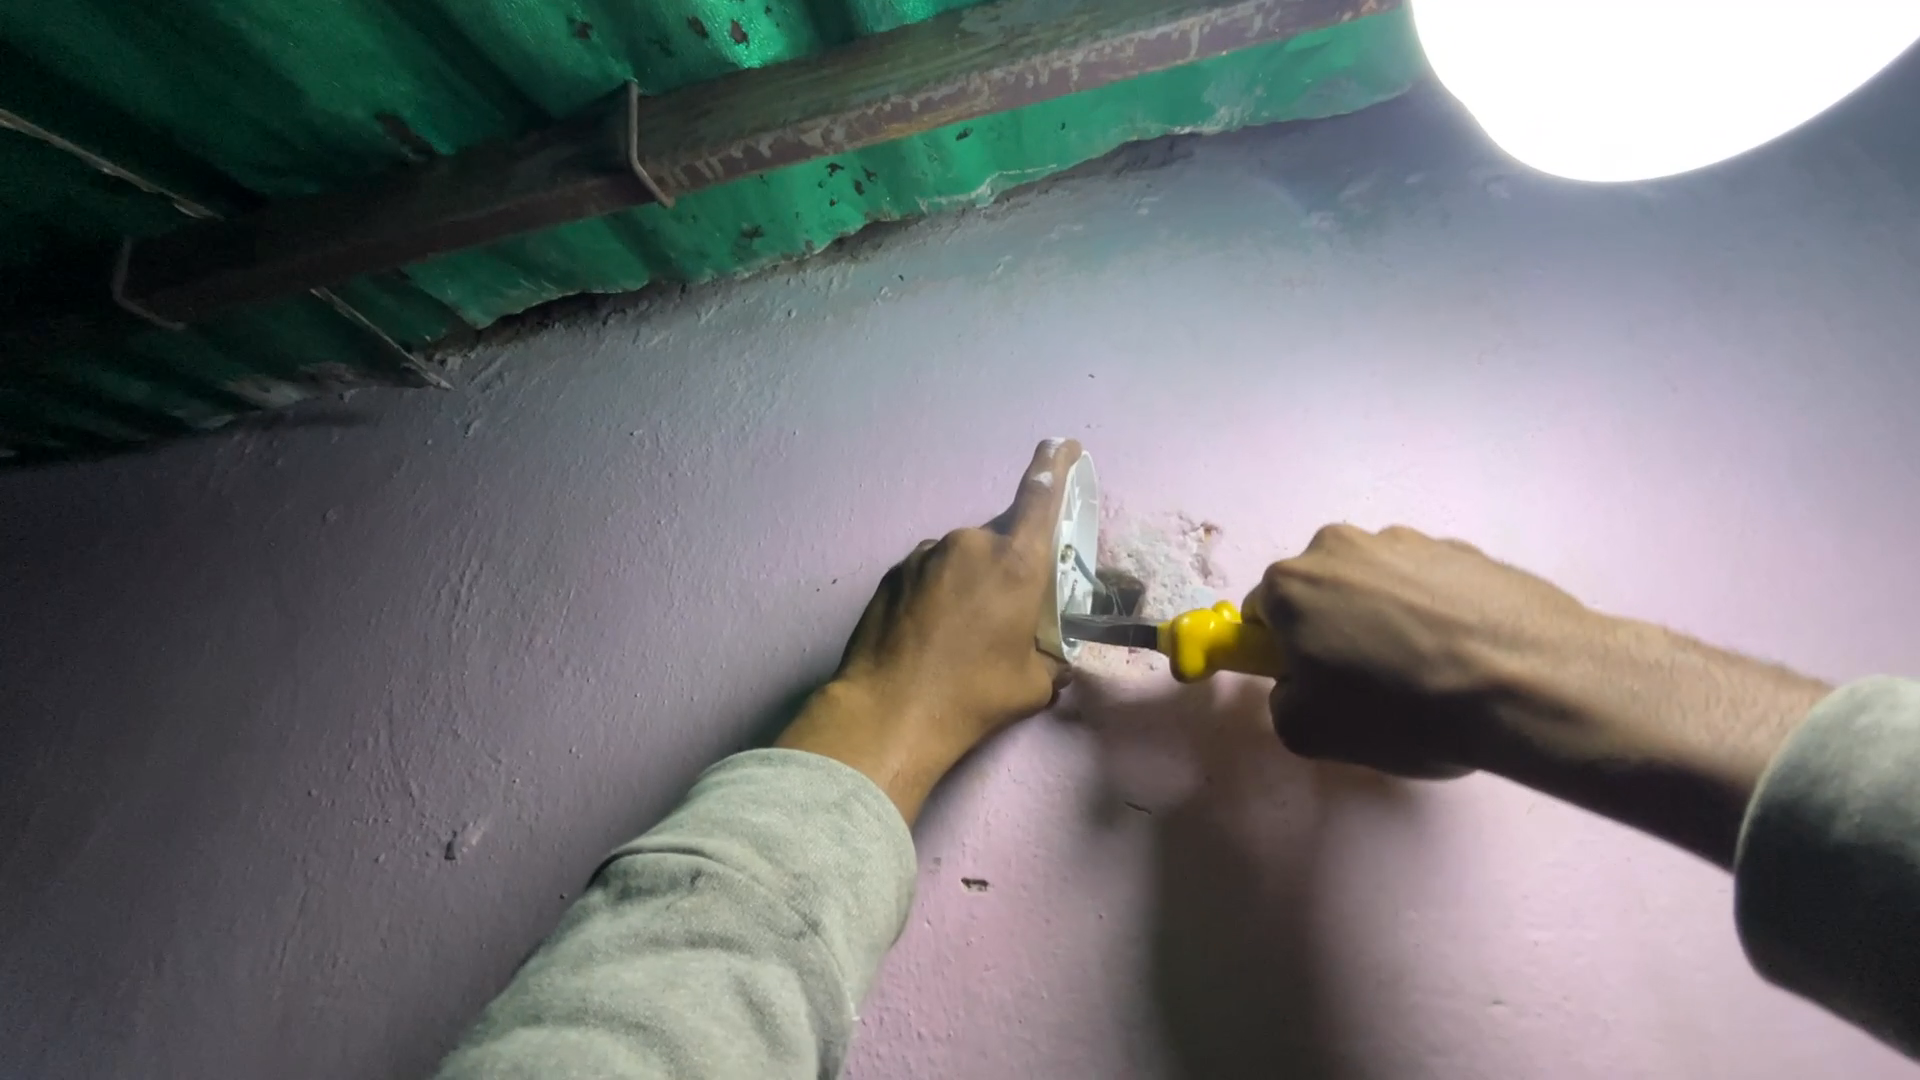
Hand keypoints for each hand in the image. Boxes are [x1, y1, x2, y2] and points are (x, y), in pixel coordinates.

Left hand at [777, 439, 1080, 821]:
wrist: (890, 711)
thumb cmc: (973, 695)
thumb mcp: (1034, 683)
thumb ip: (1052, 659)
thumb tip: (1053, 661)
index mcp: (1016, 561)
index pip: (1040, 494)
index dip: (1055, 465)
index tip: (1062, 444)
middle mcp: (971, 544)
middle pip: (1001, 538)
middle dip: (1010, 564)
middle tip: (1006, 609)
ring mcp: (926, 554)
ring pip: (963, 557)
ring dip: (971, 581)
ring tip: (962, 631)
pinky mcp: (894, 572)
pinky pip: (930, 572)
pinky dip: (939, 592)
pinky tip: (931, 632)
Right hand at [1242, 524, 1593, 778]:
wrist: (1535, 686)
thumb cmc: (1402, 709)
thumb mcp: (1306, 730)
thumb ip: (1281, 698)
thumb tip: (1302, 681)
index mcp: (1291, 583)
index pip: (1260, 614)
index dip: (1282, 651)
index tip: (1314, 680)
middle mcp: (1339, 547)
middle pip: (1317, 591)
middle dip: (1331, 626)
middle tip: (1371, 680)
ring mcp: (1407, 541)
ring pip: (1372, 583)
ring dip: (1383, 615)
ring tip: (1430, 669)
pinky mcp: (1465, 548)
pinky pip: (1427, 582)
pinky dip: (1433, 610)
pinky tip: (1466, 653)